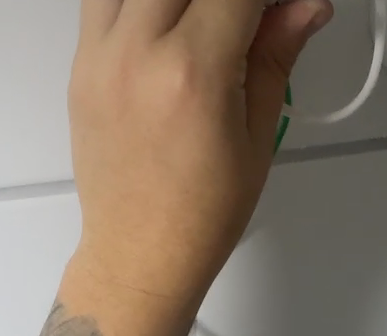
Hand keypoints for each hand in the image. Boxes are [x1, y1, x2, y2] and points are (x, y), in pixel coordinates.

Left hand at [69, 0, 332, 310]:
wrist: (139, 258)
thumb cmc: (201, 217)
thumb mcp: (256, 141)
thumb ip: (276, 56)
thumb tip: (307, 5)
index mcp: (193, 73)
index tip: (279, 9)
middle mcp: (139, 52)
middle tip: (244, 19)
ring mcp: (100, 56)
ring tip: (201, 24)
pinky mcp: (79, 67)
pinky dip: (138, 0)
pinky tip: (164, 27)